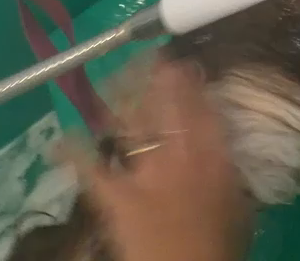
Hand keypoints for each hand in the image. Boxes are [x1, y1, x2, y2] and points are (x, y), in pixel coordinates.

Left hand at [72, 61, 251, 260]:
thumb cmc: (220, 246)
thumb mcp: (239, 200)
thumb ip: (230, 169)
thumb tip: (224, 149)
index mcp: (214, 150)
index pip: (201, 102)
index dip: (189, 78)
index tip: (181, 63)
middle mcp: (180, 152)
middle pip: (165, 102)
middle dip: (153, 76)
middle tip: (145, 57)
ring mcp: (146, 173)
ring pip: (132, 124)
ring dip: (121, 98)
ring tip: (114, 77)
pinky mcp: (118, 199)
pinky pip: (92, 170)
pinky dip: (74, 153)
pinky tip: (60, 139)